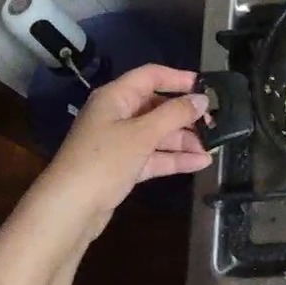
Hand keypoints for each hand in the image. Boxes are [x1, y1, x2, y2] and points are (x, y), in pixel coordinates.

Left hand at [35, 65, 212, 236]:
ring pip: (158, 134)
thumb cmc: (104, 161)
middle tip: (215, 124)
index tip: (207, 87)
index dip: (178, 78)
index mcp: (116, 97)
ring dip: (184, 140)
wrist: (70, 208)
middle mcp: (117, 115)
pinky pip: (154, 155)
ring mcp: (120, 142)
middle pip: (157, 107)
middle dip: (186, 115)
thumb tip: (202, 99)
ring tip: (212, 147)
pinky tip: (200, 163)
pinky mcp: (124, 166)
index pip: (151, 76)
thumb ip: (175, 114)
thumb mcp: (143, 134)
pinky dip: (175, 158)